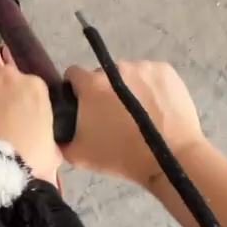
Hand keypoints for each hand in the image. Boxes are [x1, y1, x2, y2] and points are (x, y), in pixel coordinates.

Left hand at [0, 44, 60, 183]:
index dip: (22, 99)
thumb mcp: (49, 157)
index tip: (16, 113)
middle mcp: (10, 74)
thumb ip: (50, 144)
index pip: (30, 87)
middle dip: (1, 88)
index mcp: (36, 89)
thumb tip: (47, 145)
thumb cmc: (21, 161)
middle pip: (6, 75)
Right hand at [62, 60, 205, 186]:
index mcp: (91, 84)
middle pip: (102, 75)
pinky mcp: (165, 70)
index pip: (74, 74)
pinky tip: (155, 107)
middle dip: (103, 91)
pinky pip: (150, 74)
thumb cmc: (122, 157)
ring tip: (138, 113)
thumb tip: (57, 131)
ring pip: (128, 74)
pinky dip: (150, 87)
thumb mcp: (79, 155)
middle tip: (112, 115)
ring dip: (127, 88)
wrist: (170, 160)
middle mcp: (116, 68)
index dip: (75, 89)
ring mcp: (143, 67)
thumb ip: (60, 138)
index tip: (83, 105)